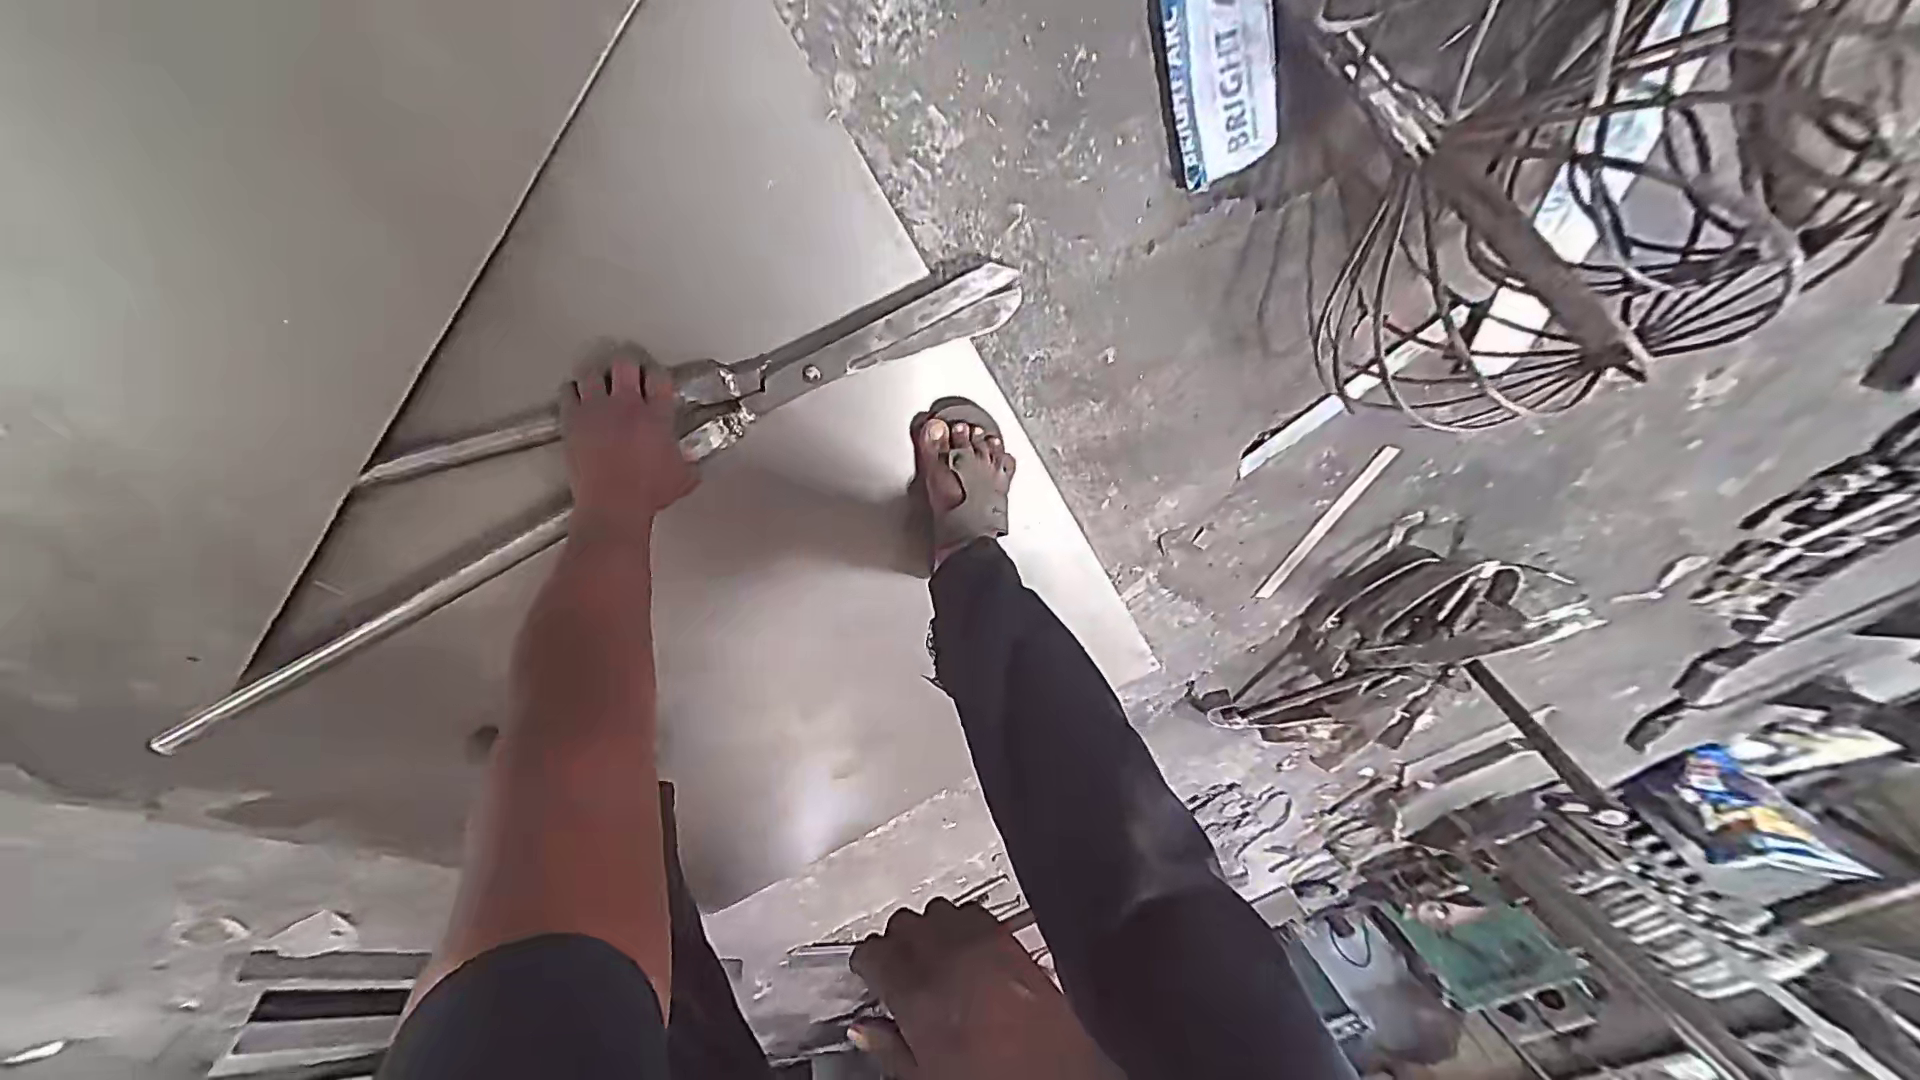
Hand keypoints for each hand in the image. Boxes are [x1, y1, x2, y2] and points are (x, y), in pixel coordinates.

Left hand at [562, 353, 697, 538]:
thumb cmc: (646, 491)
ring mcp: (597, 410)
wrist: (614, 503)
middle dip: (628, 366)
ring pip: (593, 372)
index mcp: (657, 416)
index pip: (659, 378)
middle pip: (625, 364)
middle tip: (629, 373)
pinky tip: (579, 396)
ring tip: (603, 381)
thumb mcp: (682, 477)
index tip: (655, 380)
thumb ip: (688, 463)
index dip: (657, 375)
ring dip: (599, 376)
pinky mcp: (573, 420)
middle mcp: (627, 406)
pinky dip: (574, 390)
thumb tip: (691, 464)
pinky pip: (569, 391)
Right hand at [848, 899, 1120, 1079]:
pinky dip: (961, 923)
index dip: (866, 962)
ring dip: (929, 929)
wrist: (1061, 1079)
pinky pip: (972, 912)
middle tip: (896, 969)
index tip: (868, 971)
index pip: (875, 953)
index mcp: (920, 995)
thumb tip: (865, 1030)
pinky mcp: (1010, 937)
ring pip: (937, 909)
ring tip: (931, 958)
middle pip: (904, 923)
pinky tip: (964, 949)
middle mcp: (949, 957)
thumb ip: (891, 1049)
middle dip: (895, 942)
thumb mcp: (928, 1079)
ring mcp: (982, 942)